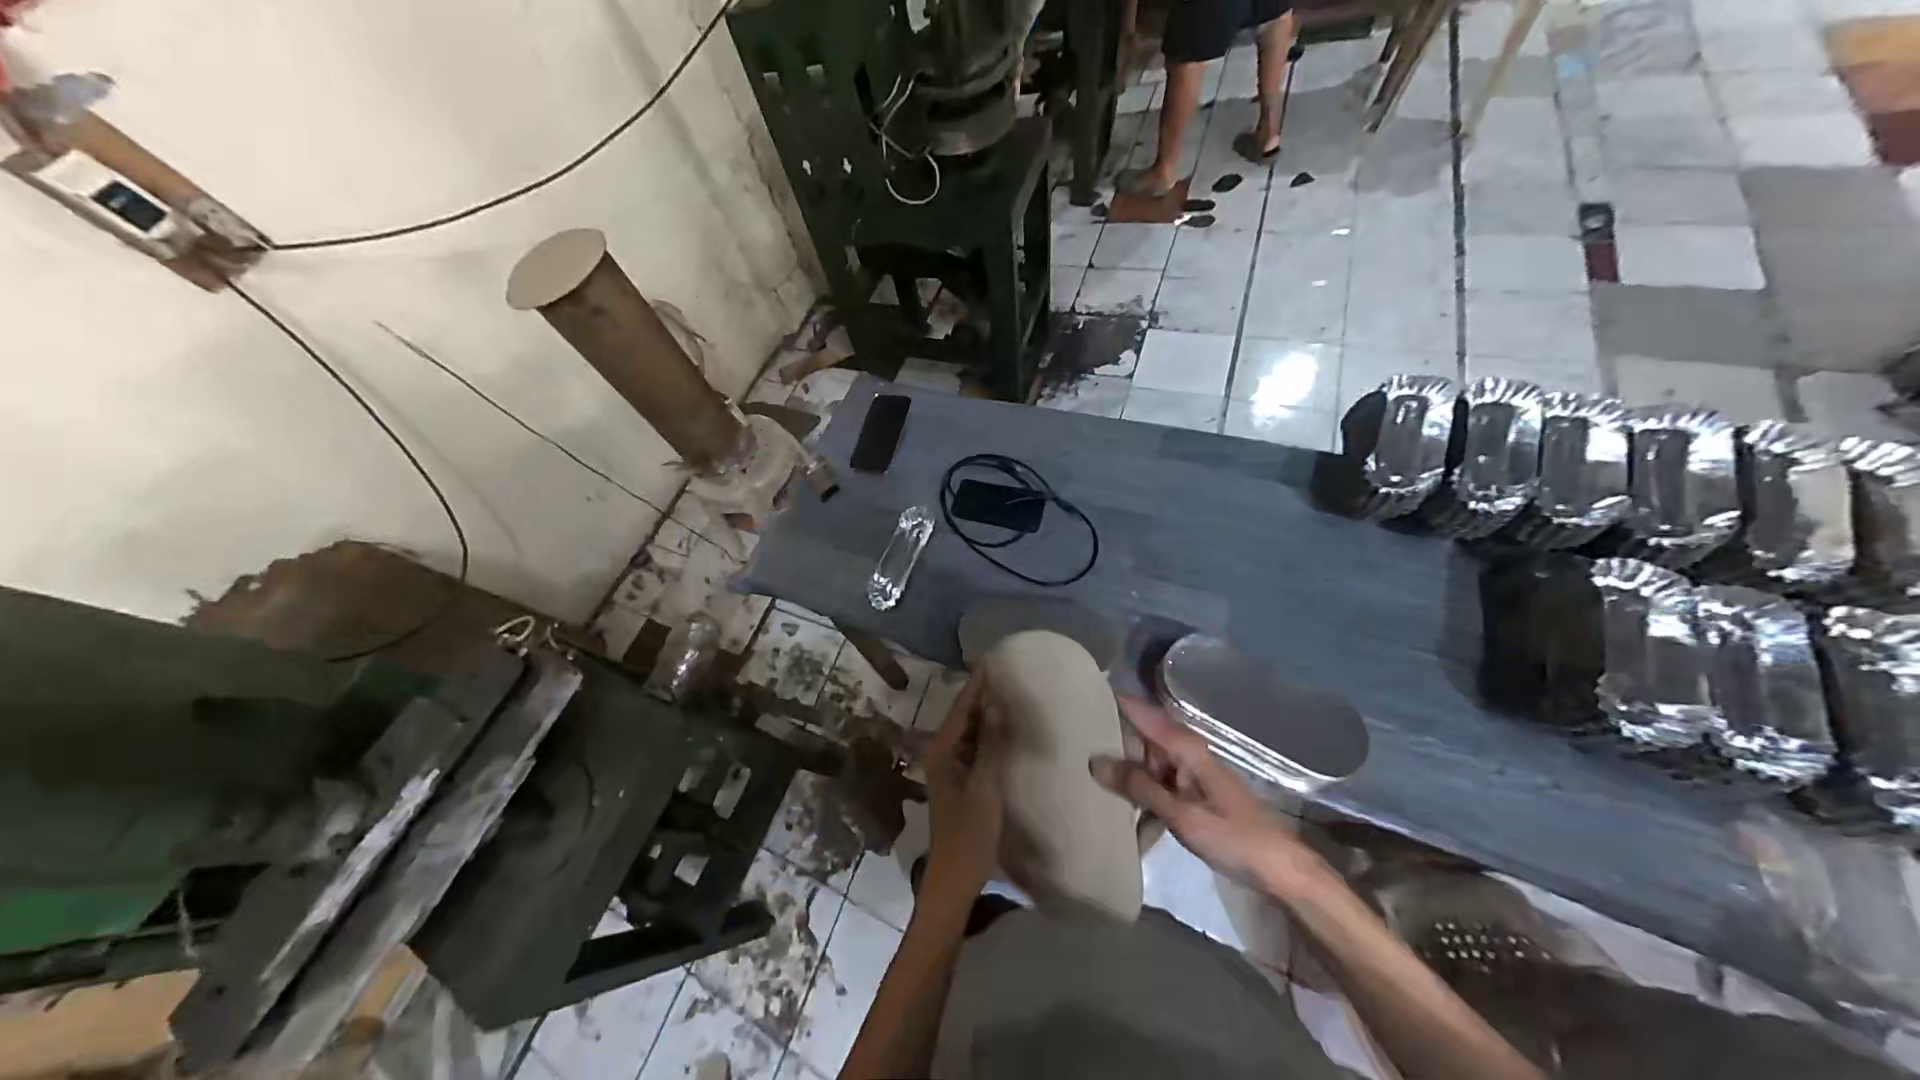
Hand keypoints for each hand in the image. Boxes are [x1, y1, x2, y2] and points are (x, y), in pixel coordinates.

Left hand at [920, 674, 1007, 901]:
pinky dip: (992, 737)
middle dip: (984, 696)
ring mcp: (952, 769)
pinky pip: (978, 749)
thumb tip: (1000, 706)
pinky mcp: (964, 781)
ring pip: (972, 733)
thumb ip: (993, 745)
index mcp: (942, 751)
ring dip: (989, 716)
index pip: (962, 708)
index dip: (977, 684)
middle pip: (965, 717)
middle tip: (1009, 673)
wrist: (956, 878)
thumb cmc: (970, 833)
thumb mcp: (986, 787)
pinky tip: (1011, 731)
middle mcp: (943, 754)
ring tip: (1014, 694)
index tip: (993, 660)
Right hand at [1091, 697, 1334, 903]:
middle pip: (1142, 736)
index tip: (1082, 693)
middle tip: (1070, 737)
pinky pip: (1155, 779)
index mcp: (1186, 748)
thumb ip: (1139, 788)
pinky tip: (1114, 796)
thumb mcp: (1182, 815)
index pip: (1144, 713)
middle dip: (1111, 735)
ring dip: (1122, 763)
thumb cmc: (1234, 837)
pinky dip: (1137, 784)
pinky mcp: (1190, 794)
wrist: (1280, 869)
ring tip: (1081, 763)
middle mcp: (1186, 753)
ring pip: (1147, 759)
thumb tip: (1095, 761)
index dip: (1116, 700)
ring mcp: (1189, 774)